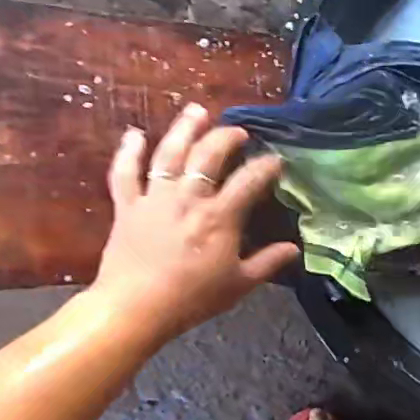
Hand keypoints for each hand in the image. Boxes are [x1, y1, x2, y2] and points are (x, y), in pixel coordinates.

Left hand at [87, 103, 299, 342]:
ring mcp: (155, 198)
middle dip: (226, 138)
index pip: (249, 181)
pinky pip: (125, 173)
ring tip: (197, 111)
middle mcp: (189, 198)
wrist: (134, 308)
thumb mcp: (239, 284)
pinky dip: (129, 152)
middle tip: (238, 131)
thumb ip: (268, 262)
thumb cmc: (192, 298)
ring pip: (169, 154)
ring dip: (184, 129)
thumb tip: (294, 249)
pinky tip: (135, 134)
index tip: (276, 159)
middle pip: (208, 156)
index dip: (265, 166)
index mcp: (220, 217)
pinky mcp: (128, 207)